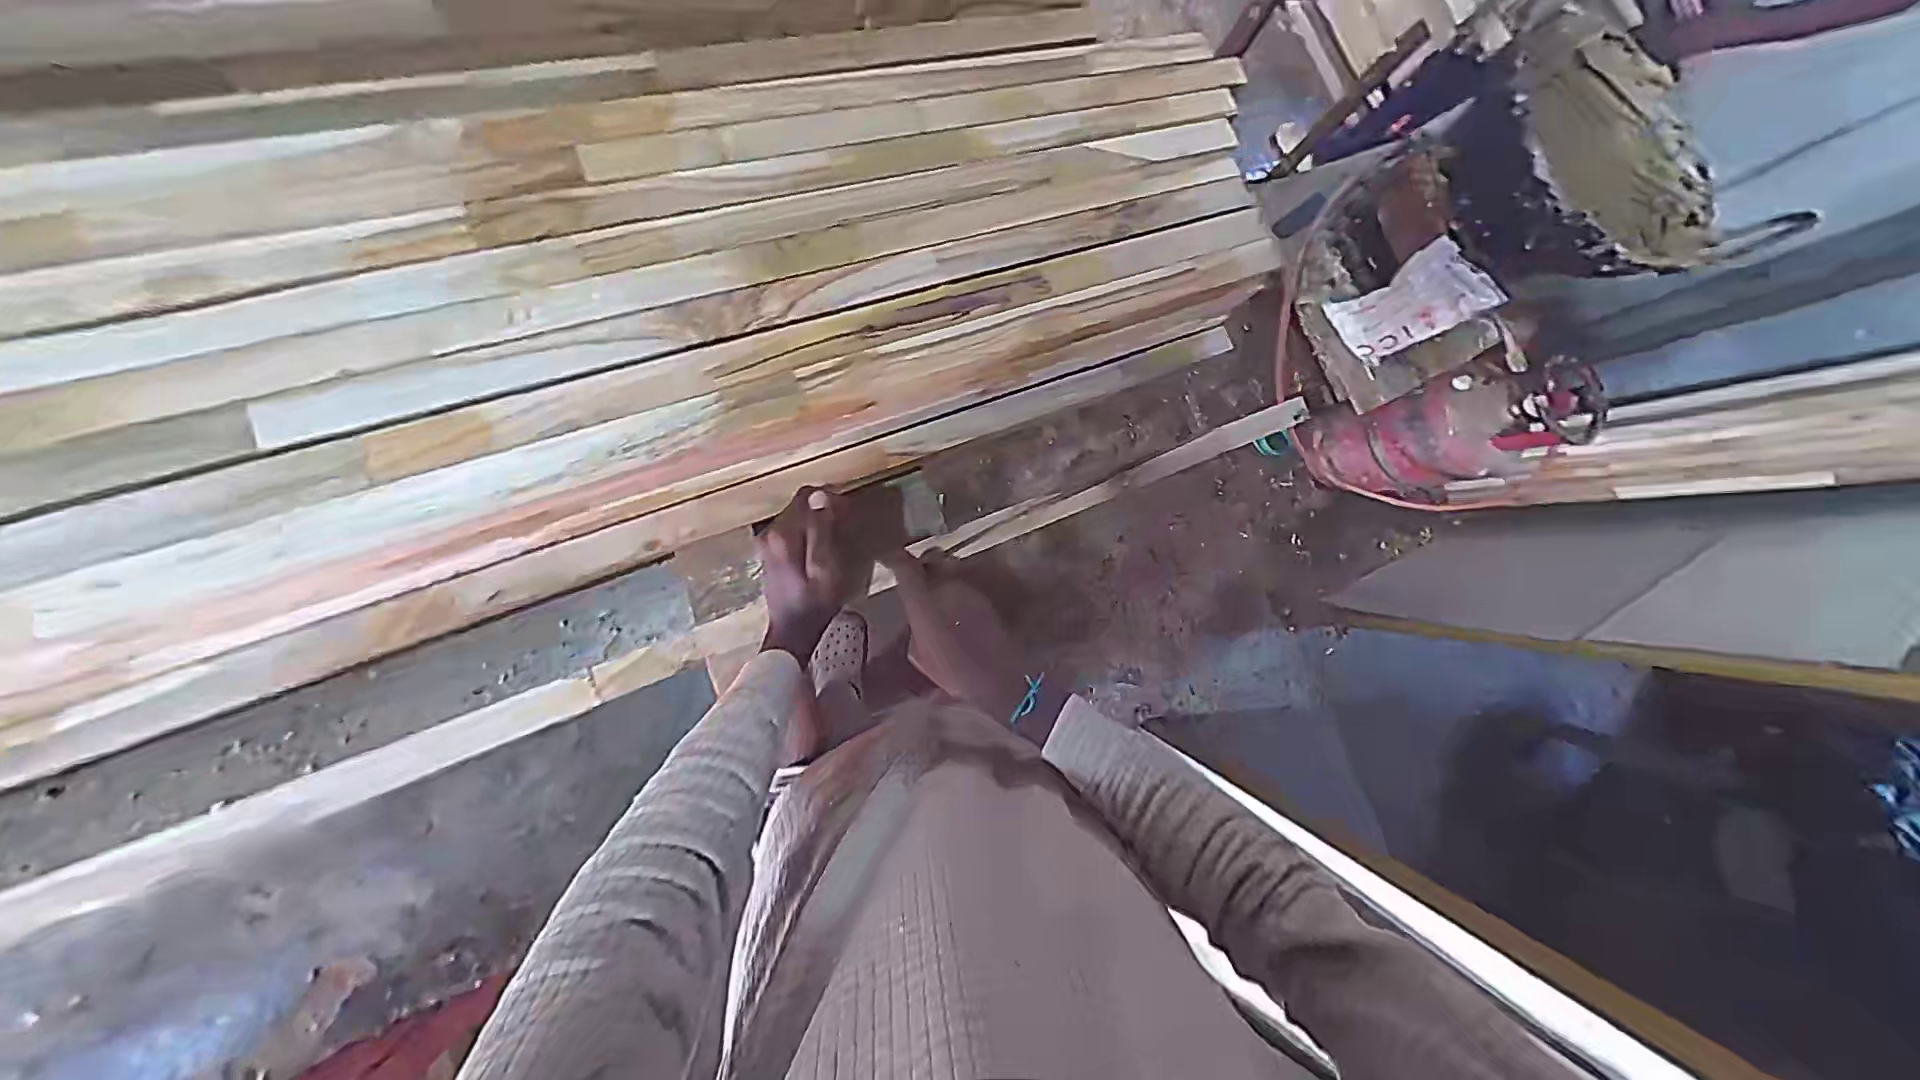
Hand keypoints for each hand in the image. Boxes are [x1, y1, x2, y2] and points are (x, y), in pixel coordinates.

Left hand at [757, 487, 862, 661]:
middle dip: (823, 507)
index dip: (830, 497)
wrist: (791, 634)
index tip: (848, 509)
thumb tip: (821, 496)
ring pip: (796, 517)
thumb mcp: (825, 568)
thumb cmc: (814, 604)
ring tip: (838, 533)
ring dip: (816, 520)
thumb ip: (821, 531)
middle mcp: (769, 534)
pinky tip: (823, 546)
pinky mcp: (770, 553)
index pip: (806, 496)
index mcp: (782, 534)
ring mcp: (767, 544)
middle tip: (847, 521)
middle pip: (799, 505)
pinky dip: (808, 531)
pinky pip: (792, 531)